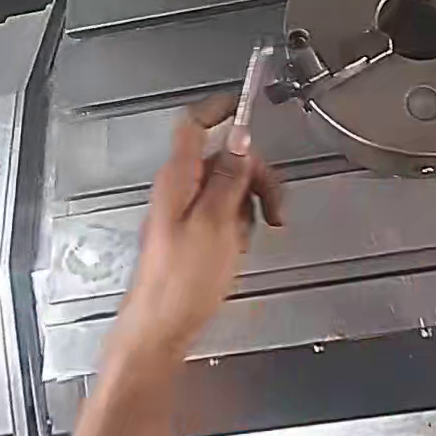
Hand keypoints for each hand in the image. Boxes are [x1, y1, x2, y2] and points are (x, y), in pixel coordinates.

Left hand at [113, 93, 284, 368]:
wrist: (162, 328)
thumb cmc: (182, 281)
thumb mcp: (216, 224)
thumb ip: (230, 178)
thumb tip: (241, 139)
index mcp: (179, 179)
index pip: (195, 125)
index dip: (221, 109)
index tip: (249, 107)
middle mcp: (180, 188)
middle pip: (224, 158)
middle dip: (255, 174)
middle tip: (274, 203)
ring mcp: (187, 210)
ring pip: (230, 185)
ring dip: (252, 202)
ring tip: (260, 229)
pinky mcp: (195, 231)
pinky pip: (226, 210)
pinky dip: (242, 221)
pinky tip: (242, 243)